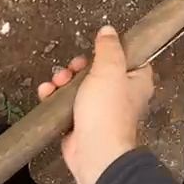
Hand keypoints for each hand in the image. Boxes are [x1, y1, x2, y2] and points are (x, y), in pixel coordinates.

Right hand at [39, 25, 151, 183]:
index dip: (108, 51)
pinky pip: (66, 103)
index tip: (95, 50)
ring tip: (57, 82)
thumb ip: (108, 48)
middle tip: (71, 69)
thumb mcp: (110, 69)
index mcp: (137, 80)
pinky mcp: (81, 121)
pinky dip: (55, 96)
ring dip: (63, 80)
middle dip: (78, 67)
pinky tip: (46, 93)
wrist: (94, 152)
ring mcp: (100, 109)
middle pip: (97, 70)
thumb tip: (108, 31)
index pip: (126, 58)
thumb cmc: (107, 110)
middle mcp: (121, 94)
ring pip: (79, 85)